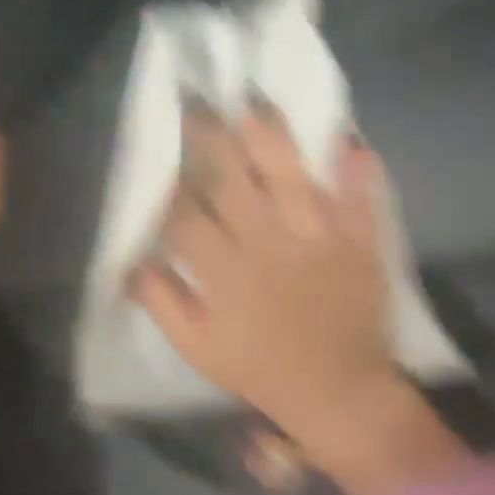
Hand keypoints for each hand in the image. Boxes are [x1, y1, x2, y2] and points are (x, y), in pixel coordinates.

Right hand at [131, 104, 396, 434]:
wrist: (337, 390)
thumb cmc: (254, 367)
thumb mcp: (192, 345)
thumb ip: (162, 300)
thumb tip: (132, 261)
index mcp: (226, 272)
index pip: (188, 216)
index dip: (169, 184)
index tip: (155, 152)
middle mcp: (271, 245)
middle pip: (235, 182)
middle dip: (211, 141)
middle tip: (196, 106)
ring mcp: (322, 239)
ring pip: (293, 177)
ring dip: (271, 139)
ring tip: (253, 105)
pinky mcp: (362, 243)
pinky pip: (362, 197)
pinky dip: (356, 169)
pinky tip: (346, 140)